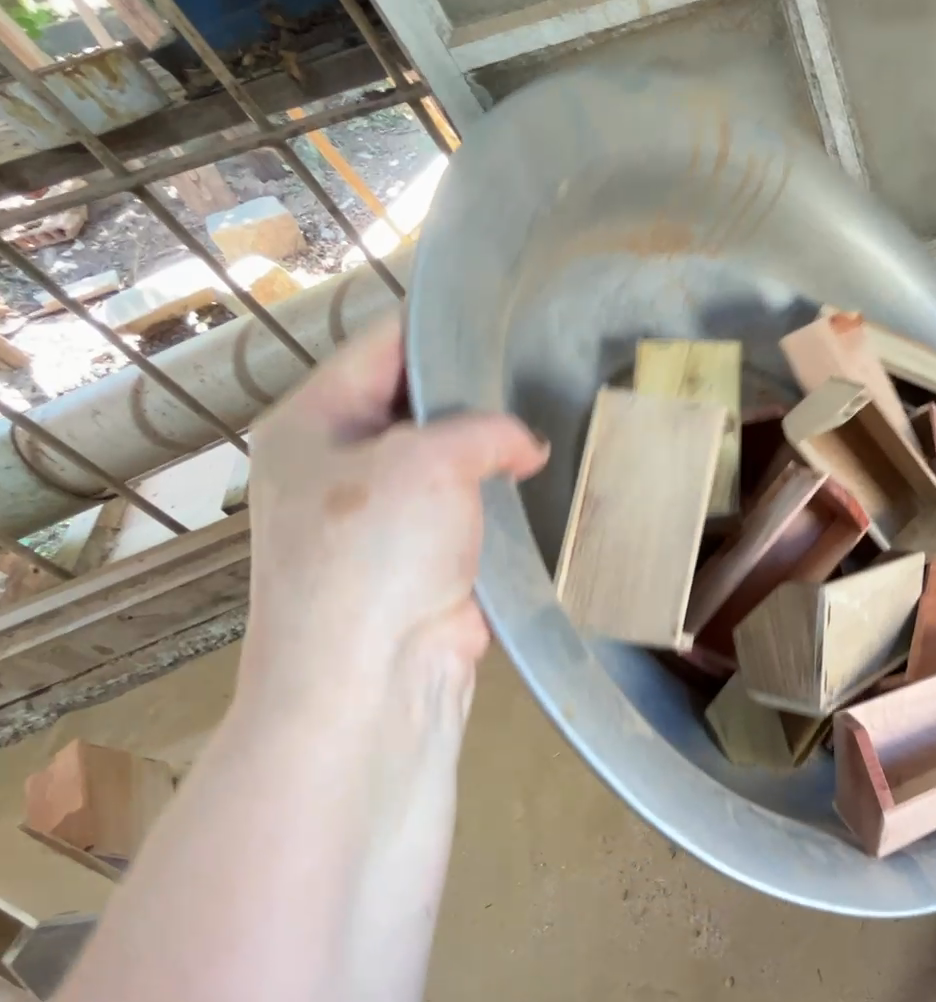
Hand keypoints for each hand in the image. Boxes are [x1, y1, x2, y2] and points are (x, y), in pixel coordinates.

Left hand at [239, 317, 547, 713]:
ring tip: (547, 430)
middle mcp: (339, 460)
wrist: (374, 671)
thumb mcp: (426, 463)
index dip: (442, 331)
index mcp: (311, 422)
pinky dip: (497, 495)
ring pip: (447, 457)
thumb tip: (526, 446)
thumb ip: (484, 431)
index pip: (381, 349)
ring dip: (491, 450)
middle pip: (416, 402)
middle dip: (477, 395)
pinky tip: (537, 485)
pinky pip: (465, 504)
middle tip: (544, 380)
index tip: (510, 321)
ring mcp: (381, 511)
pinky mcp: (422, 552)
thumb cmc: (377, 554)